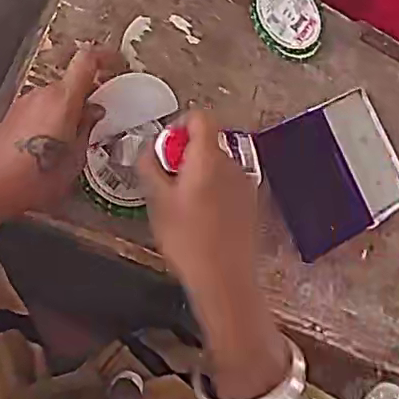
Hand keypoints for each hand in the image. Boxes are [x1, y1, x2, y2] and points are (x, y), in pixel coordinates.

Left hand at [0, 44, 114, 216]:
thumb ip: (87, 129)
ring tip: (76, 135)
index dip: (105, 56)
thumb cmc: (36, 177)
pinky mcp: (13, 114)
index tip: (117, 65)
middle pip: (72, 80)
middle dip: (89, 93)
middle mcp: (44, 93)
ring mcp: (26, 102)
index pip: (87, 59)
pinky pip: (41, 106)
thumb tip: (94, 111)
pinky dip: (53, 116)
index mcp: (64, 98)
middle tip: (100, 114)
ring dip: (70, 107)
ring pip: (57, 95)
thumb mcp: (75, 158)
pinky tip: (53, 143)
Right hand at [137, 110, 262, 310]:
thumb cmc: (187, 240)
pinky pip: (227, 182)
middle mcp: (231, 163)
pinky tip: (201, 217)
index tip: (166, 147)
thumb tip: (147, 148)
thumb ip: (149, 166)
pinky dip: (213, 189)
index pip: (200, 117)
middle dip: (185, 154)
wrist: (224, 280)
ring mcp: (244, 182)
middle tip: (167, 181)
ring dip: (198, 172)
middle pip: (207, 141)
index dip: (180, 124)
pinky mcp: (250, 202)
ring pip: (216, 163)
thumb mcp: (156, 201)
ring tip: (182, 204)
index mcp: (208, 157)